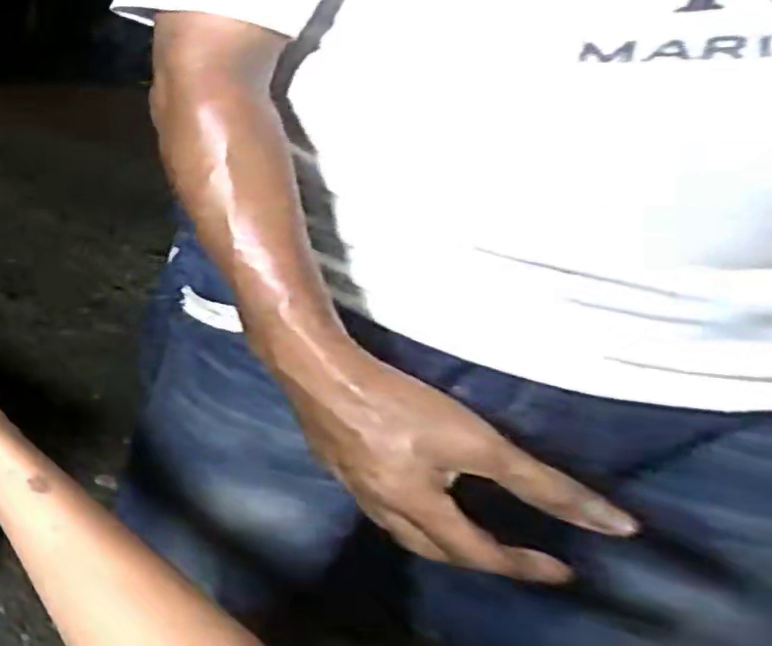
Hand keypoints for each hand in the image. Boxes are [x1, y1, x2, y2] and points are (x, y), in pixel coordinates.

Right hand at [281, 349, 638, 583]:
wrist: (313, 363)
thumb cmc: (393, 401)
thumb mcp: (475, 440)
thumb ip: (542, 484)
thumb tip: (620, 528)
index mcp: (413, 504)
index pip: (476, 553)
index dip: (522, 565)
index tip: (562, 569)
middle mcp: (374, 499)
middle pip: (424, 546)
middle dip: (467, 556)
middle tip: (500, 549)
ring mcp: (342, 474)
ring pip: (389, 521)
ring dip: (424, 530)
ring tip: (448, 517)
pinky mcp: (323, 449)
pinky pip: (364, 492)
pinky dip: (391, 499)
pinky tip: (392, 475)